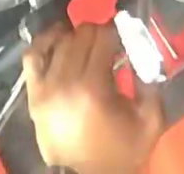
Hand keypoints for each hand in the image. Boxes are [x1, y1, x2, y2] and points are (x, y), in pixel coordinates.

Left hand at [23, 23, 163, 173]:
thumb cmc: (122, 151)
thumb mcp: (149, 121)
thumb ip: (151, 82)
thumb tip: (141, 45)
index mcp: (93, 89)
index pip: (102, 37)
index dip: (114, 33)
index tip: (122, 38)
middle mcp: (65, 83)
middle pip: (81, 35)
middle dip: (98, 34)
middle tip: (107, 44)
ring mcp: (45, 88)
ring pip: (60, 41)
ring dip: (76, 38)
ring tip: (86, 46)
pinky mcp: (33, 95)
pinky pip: (33, 55)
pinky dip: (45, 42)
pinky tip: (58, 40)